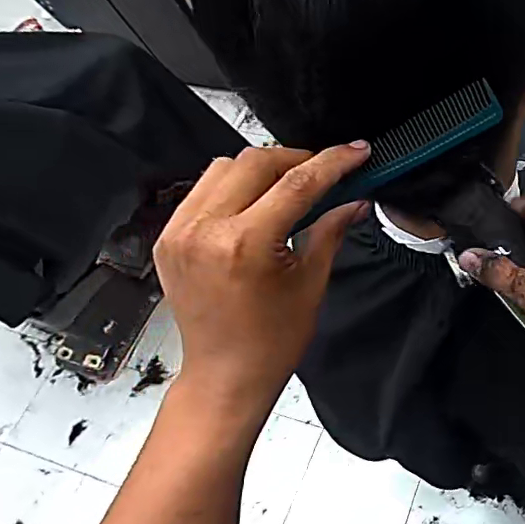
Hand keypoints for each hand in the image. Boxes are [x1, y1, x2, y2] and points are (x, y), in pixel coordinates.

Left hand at [153, 143, 369, 408]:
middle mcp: (203, 230)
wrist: (227, 372)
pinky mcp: (168, 237)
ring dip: (262, 168)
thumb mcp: (312, 283)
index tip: (356, 151)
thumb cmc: (272, 339)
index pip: (296, 183)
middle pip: (255, 161)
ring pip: (224, 167)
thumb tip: (355, 201)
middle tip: (328, 169)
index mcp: (244, 244)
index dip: (332, 162)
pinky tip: (258, 202)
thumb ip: (331, 232)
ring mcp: (179, 232)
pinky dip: (234, 186)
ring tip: (292, 186)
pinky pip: (202, 190)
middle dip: (297, 158)